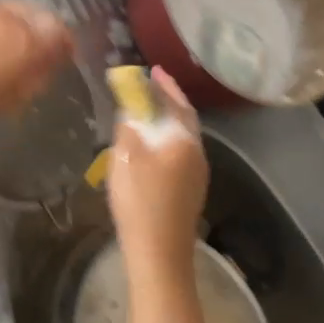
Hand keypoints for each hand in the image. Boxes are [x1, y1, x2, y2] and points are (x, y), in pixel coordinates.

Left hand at [0, 0, 72, 122]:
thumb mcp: (15, 97)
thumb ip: (39, 76)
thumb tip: (52, 63)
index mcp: (29, 42)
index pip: (60, 33)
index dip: (66, 44)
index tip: (65, 55)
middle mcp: (14, 19)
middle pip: (43, 16)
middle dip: (48, 30)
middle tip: (45, 48)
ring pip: (21, 9)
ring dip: (28, 23)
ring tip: (21, 42)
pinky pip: (0, 10)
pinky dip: (7, 20)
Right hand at [107, 66, 208, 265]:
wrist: (159, 253)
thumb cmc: (140, 200)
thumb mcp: (126, 156)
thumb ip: (129, 126)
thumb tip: (132, 108)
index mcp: (184, 142)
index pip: (177, 104)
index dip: (165, 85)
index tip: (153, 69)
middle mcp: (197, 154)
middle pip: (184, 119)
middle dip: (168, 101)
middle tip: (149, 86)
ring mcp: (196, 175)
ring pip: (182, 137)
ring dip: (167, 120)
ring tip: (146, 111)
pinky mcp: (190, 191)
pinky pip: (180, 152)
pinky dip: (166, 138)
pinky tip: (151, 144)